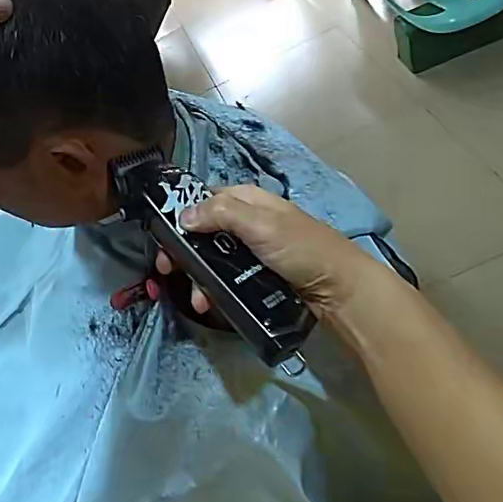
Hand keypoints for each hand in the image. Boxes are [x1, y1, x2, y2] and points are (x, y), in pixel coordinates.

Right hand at [150, 185, 388, 320]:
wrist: (339, 289)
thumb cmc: (301, 248)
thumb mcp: (261, 225)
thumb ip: (222, 214)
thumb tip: (183, 214)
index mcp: (249, 200)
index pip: (206, 198)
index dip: (183, 214)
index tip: (163, 237)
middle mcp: (249, 222)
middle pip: (205, 232)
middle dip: (185, 252)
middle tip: (168, 271)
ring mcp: (253, 251)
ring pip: (213, 259)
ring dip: (198, 276)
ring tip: (197, 298)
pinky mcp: (257, 276)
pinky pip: (227, 279)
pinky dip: (214, 289)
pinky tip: (208, 303)